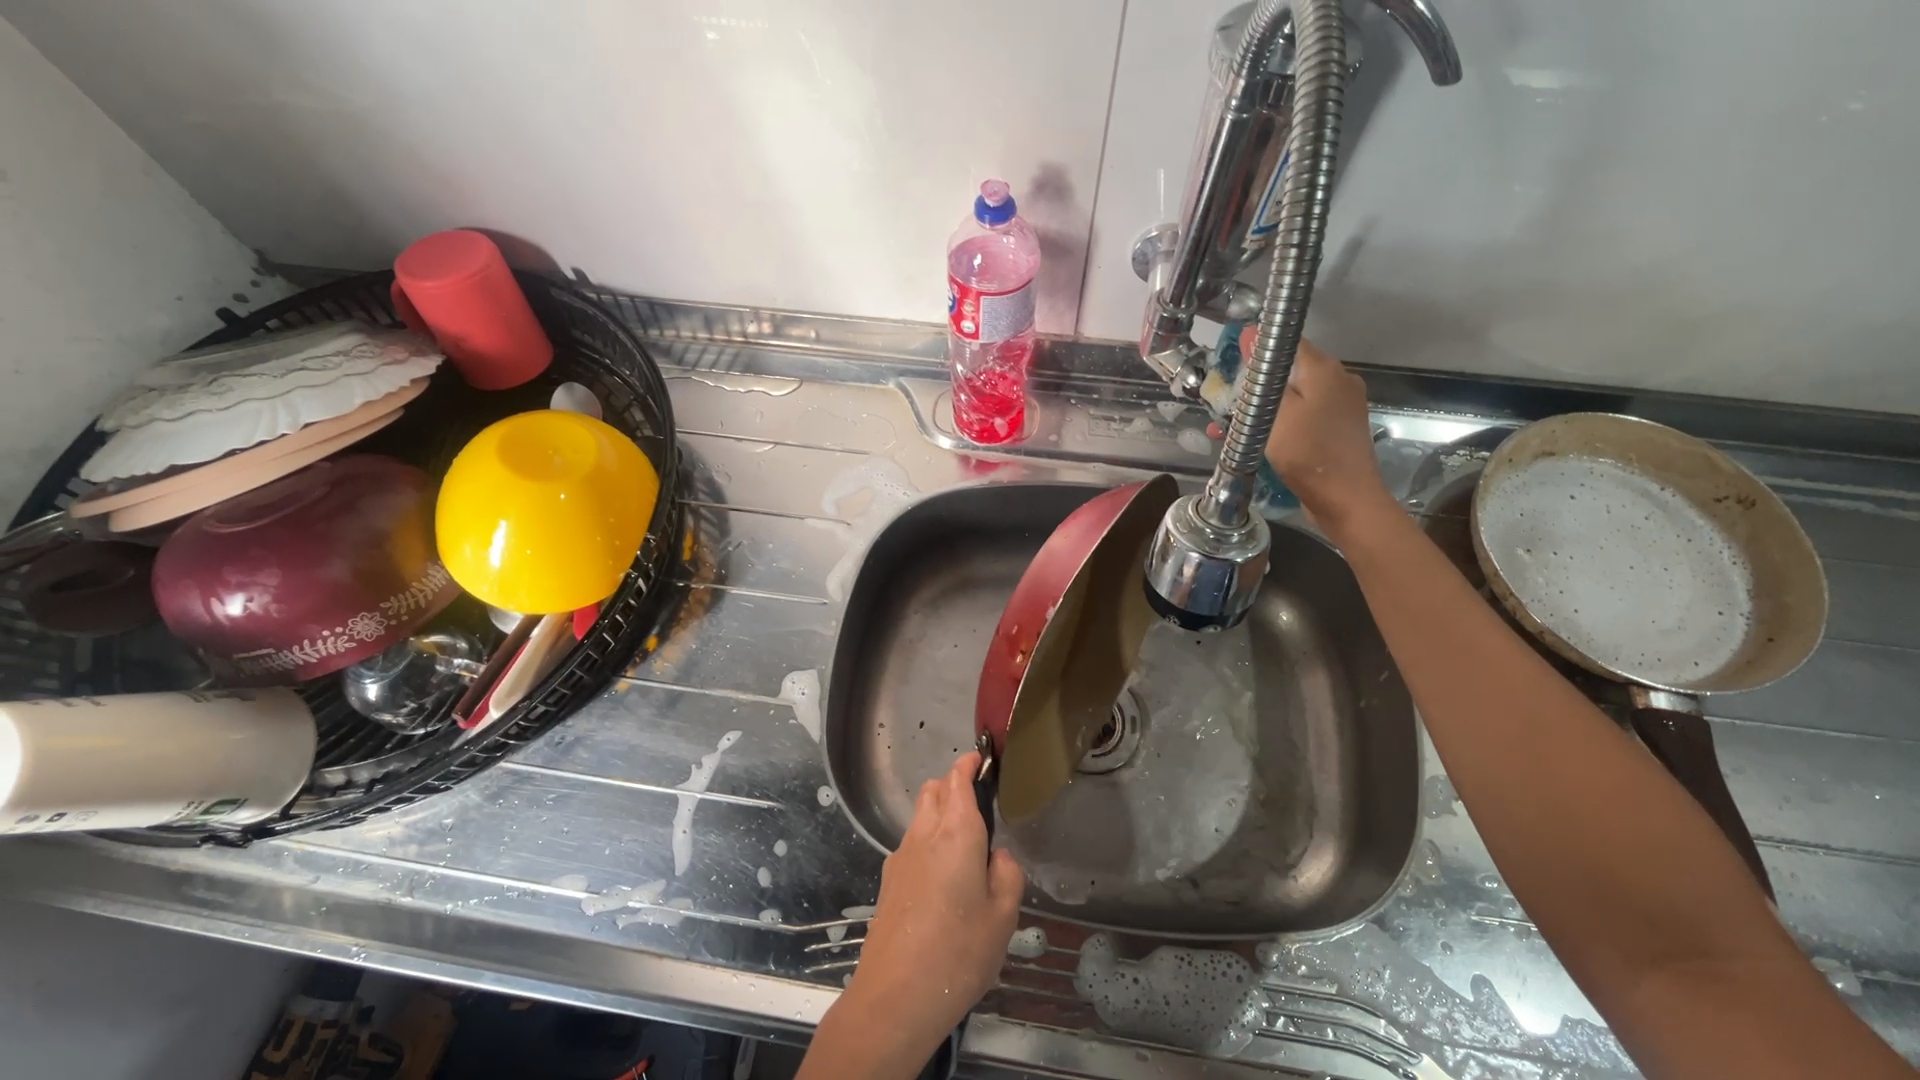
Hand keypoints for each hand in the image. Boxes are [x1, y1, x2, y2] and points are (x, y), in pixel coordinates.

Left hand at [844, 752, 1023, 1046]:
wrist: (894, 997)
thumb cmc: (958, 952)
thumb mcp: (1003, 915)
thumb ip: (1007, 874)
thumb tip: (996, 856)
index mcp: (955, 833)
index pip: (957, 779)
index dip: (970, 765)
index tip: (984, 760)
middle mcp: (923, 835)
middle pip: (933, 791)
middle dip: (954, 786)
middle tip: (981, 804)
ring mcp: (900, 858)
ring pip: (920, 816)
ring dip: (940, 814)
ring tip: (968, 846)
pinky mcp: (889, 882)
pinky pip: (912, 845)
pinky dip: (929, 842)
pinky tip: (946, 879)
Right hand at [1247, 327, 1396, 542]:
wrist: (1347, 501)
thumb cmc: (1308, 453)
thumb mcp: (1277, 412)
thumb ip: (1264, 374)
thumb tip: (1250, 334)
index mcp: (1326, 369)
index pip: (1289, 342)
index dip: (1258, 348)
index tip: (1230, 361)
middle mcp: (1341, 380)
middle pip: (1293, 369)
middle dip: (1260, 381)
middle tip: (1228, 398)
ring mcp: (1344, 406)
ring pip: (1299, 395)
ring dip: (1270, 405)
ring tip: (1238, 423)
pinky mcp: (1342, 430)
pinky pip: (1308, 416)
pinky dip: (1286, 422)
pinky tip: (1265, 437)